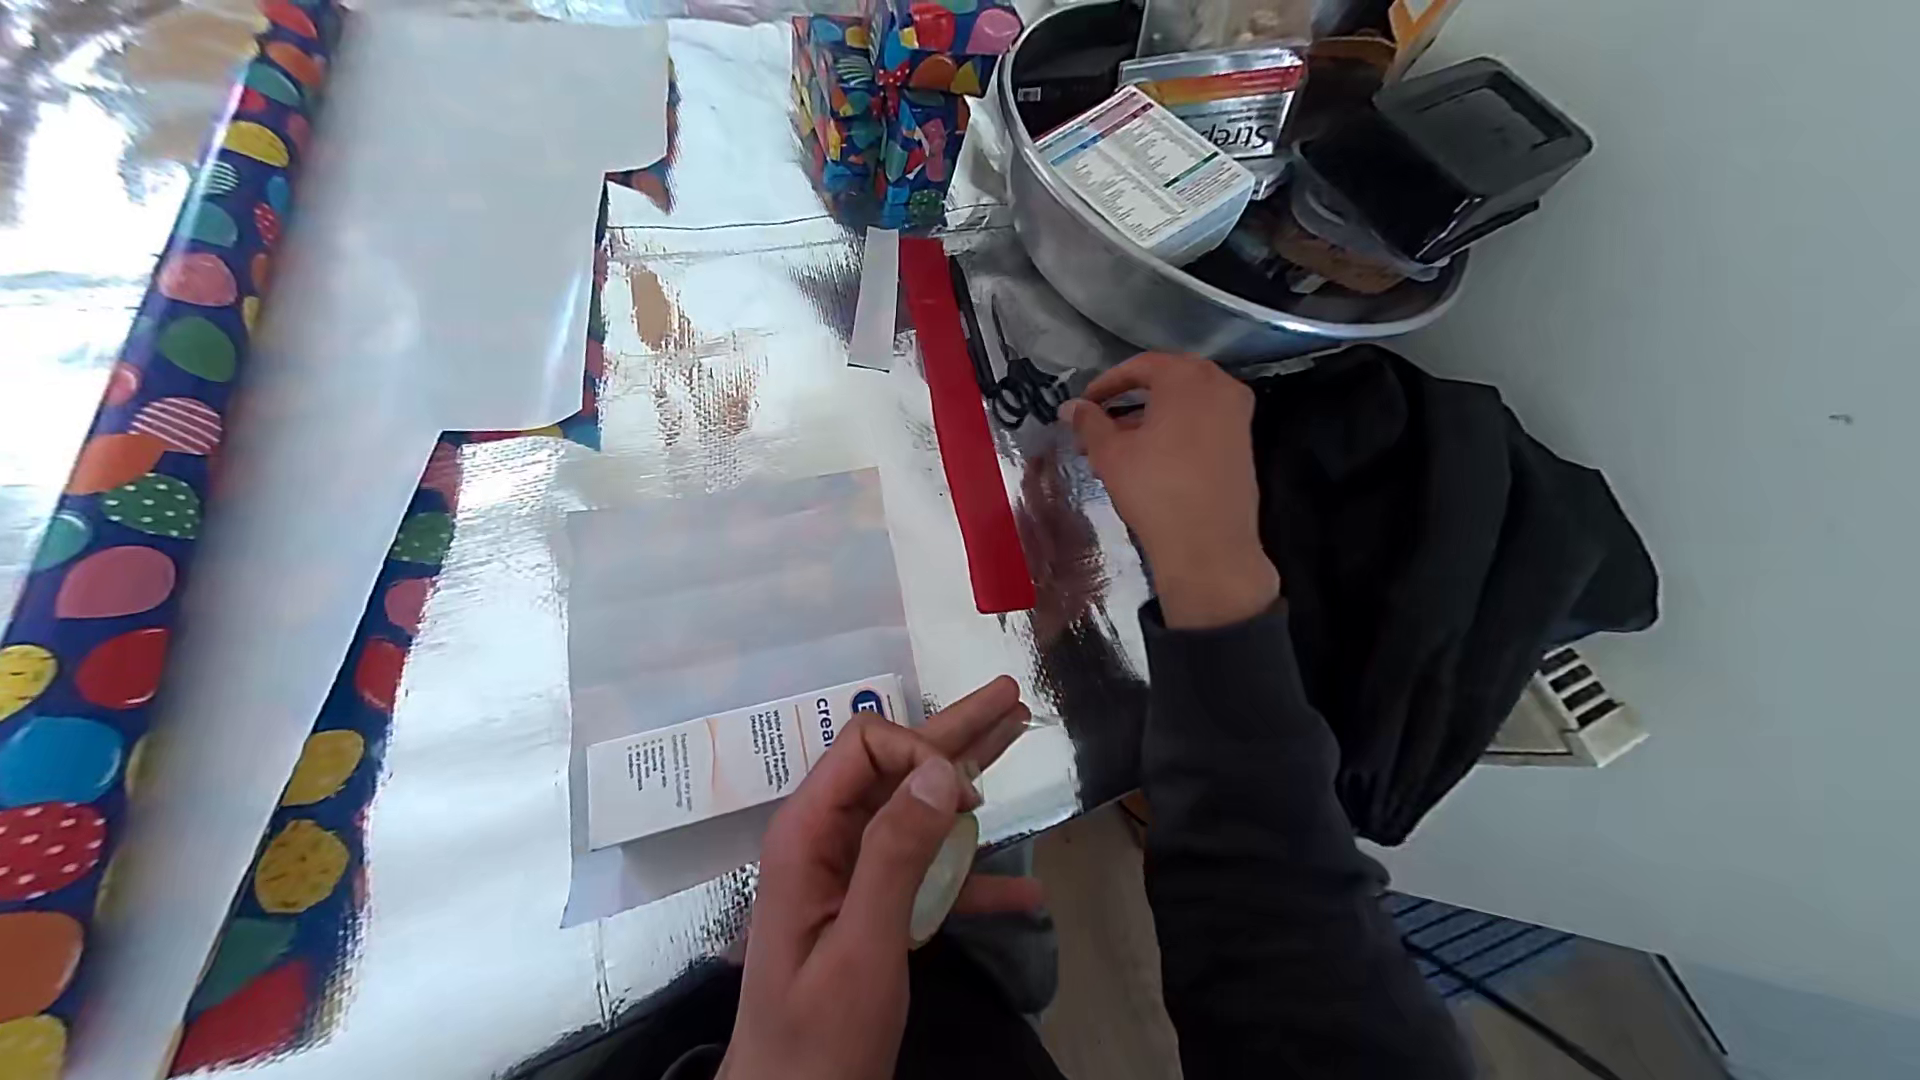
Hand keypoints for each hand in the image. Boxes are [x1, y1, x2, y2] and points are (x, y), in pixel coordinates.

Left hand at [720, 677, 1042, 1079]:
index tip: (962, 797)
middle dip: (956, 729)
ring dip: (971, 776)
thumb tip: (939, 772)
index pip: (866, 748)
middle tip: (1006, 695)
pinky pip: (931, 870)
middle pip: (899, 763)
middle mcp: (832, 836)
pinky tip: (1025, 891)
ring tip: (1014, 736)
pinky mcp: (879, 902)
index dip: (918, 753)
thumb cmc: (815, 1040)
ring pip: (920, 804)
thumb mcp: (860, 948)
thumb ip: (895, 855)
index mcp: (810, 833)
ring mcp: (857, 868)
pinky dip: (975, 875)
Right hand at [1062, 352, 1279, 629]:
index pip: (1142, 366)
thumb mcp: (1110, 454)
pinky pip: (1201, 425)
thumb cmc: (1154, 489)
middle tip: (1098, 424)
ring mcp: (1237, 416)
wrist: (1208, 545)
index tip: (1085, 404)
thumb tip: (1070, 407)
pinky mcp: (1242, 445)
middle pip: (1166, 382)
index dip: (1107, 383)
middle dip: (1128, 401)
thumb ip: (1089, 423)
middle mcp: (1220, 387)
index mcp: (1188, 379)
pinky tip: (1146, 461)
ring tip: (1114, 450)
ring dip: (1147, 420)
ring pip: (1183, 406)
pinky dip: (1172, 433)